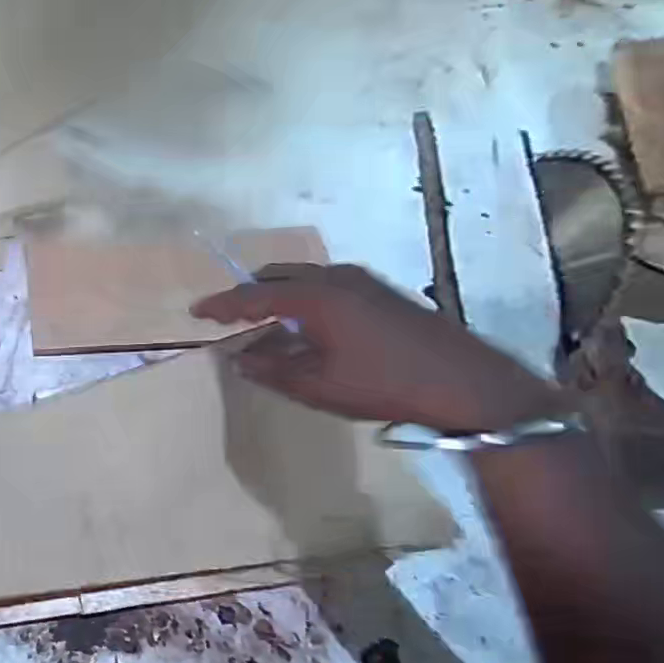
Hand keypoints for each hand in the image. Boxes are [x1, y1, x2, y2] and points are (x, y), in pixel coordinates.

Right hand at [190, 263, 561, 432]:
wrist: (467, 385)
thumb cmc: (381, 385)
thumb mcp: (315, 385)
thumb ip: (269, 370)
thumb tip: (240, 359)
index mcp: (315, 297)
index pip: (253, 295)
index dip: (221, 305)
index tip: (196, 312)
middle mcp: (337, 278)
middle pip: (277, 277)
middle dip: (247, 294)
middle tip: (227, 317)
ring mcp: (364, 282)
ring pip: (303, 280)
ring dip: (276, 298)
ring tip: (260, 325)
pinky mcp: (382, 294)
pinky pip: (325, 287)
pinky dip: (302, 301)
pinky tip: (301, 328)